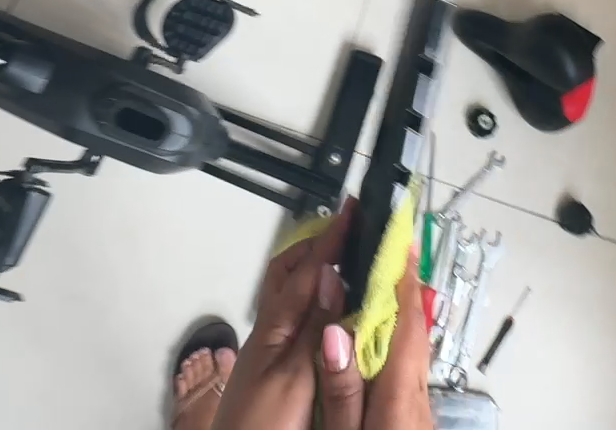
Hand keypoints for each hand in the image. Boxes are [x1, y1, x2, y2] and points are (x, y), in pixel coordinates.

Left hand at [212, 202, 353, 429]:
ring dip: (314, 274)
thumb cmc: (263, 427)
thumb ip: (314, 327)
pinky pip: (297, 320)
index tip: (352, 209)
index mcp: (275, 326)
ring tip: (343, 266)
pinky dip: (316, 305)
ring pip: (292, 296)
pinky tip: (331, 315)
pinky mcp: (277, 371)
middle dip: (314, 247)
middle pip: (288, 274)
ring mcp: (271, 350)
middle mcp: (270, 331)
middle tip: (345, 234)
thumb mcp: (294, 377)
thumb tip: (329, 272)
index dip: (331, 238)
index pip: (307, 270)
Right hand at [314, 244, 434, 429]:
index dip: (404, 279)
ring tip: (379, 283)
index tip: (400, 241)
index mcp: (401, 393)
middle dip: (403, 287)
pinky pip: (410, 364)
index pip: (408, 322)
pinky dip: (398, 338)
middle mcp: (418, 393)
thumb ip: (341, 390)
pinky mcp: (414, 417)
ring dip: (402, 311)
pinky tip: (379, 335)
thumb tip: (333, 332)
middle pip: (415, 328)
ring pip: (415, 345)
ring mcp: (421, 406)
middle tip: (387, 251)